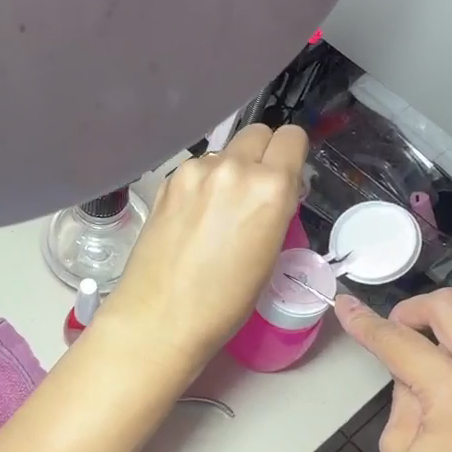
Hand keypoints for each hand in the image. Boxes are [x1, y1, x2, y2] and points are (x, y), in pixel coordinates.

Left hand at [97, 123, 307, 368]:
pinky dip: (201, 184)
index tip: (285, 176)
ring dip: (228, 171)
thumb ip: (275, 208)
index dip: (290, 156)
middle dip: (260, 157)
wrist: (160, 317)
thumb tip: (274, 190)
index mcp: (270, 187)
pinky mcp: (167, 183)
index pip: (291, 138)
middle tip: (252, 194)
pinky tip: (192, 217)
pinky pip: (196, 169)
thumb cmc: (223, 302)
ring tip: (217, 212)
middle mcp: (233, 169)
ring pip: (224, 153)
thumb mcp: (270, 254)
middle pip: (257, 135)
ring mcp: (195, 172)